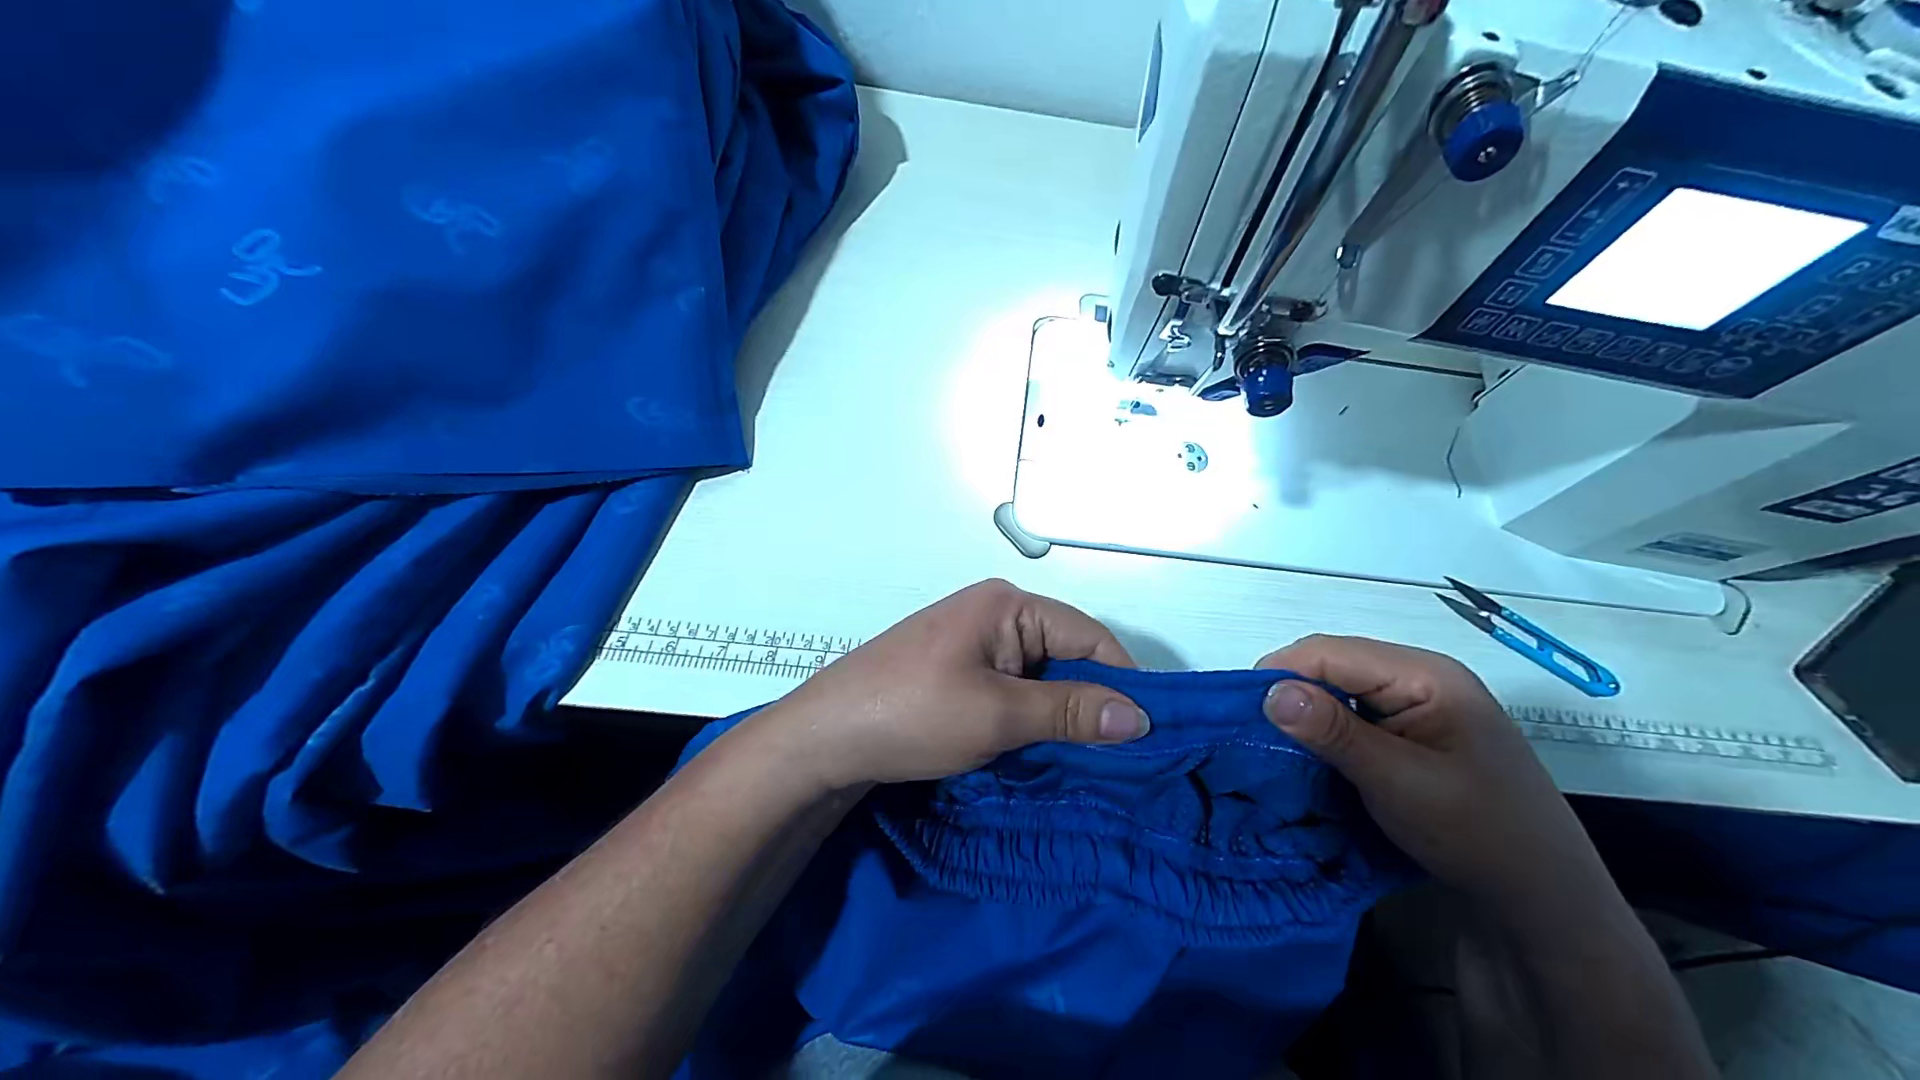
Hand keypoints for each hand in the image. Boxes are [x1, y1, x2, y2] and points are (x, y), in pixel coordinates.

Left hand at [757, 580, 1149, 790]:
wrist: (824, 739)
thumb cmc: (912, 715)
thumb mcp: (998, 715)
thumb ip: (1071, 711)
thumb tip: (1142, 717)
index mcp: (1007, 605)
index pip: (1089, 635)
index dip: (1123, 681)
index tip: (1151, 735)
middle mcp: (994, 613)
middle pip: (1066, 654)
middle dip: (1091, 702)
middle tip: (1122, 757)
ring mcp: (972, 641)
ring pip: (1039, 676)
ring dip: (1060, 714)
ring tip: (1087, 760)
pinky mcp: (956, 670)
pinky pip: (1011, 688)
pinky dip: (1030, 717)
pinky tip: (1041, 749)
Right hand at [1257, 635, 1611, 906]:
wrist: (1544, 896)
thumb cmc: (1478, 833)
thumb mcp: (1399, 782)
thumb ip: (1334, 733)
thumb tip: (1270, 692)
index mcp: (1425, 674)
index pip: (1330, 651)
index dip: (1281, 673)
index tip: (1243, 714)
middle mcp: (1420, 675)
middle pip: (1331, 663)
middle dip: (1290, 692)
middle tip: (1257, 733)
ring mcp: (1418, 700)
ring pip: (1338, 687)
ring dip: (1306, 711)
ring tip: (1278, 744)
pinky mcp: (1411, 726)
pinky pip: (1353, 710)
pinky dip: (1325, 727)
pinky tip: (1312, 752)